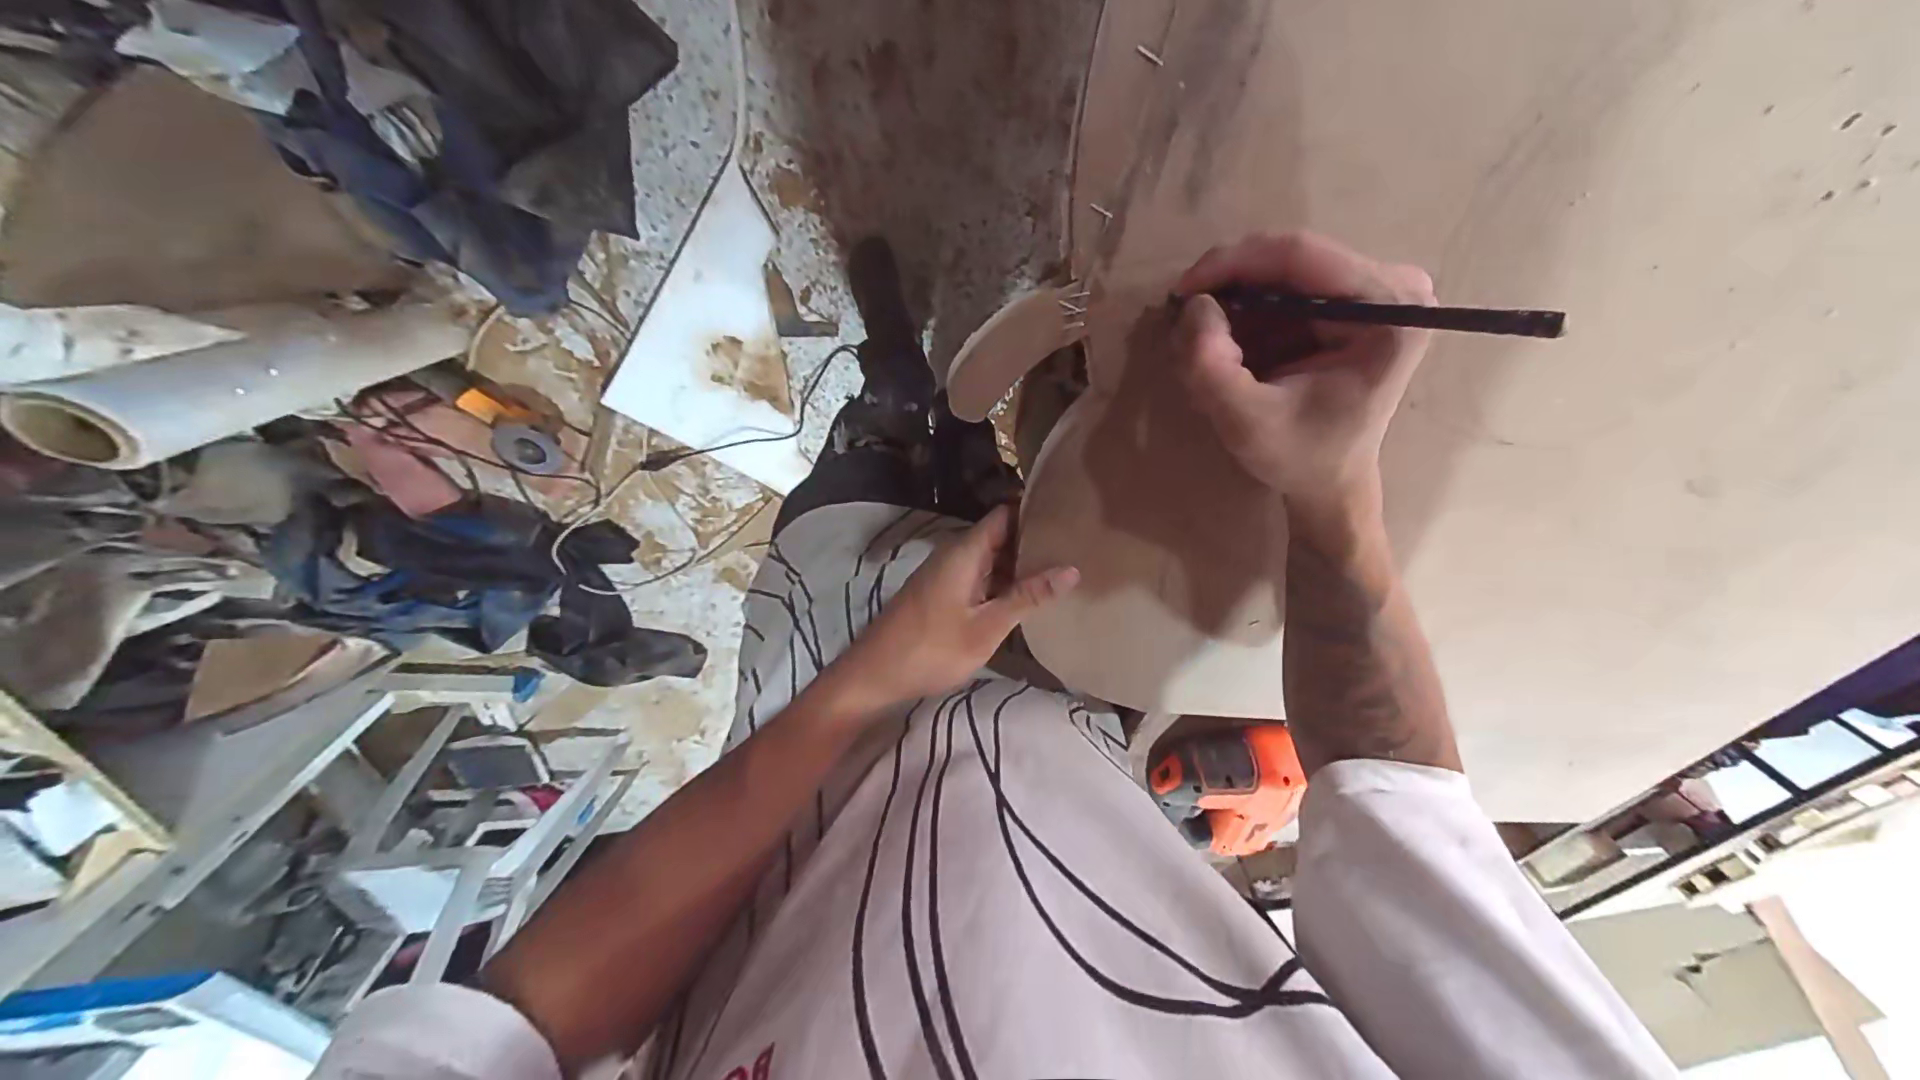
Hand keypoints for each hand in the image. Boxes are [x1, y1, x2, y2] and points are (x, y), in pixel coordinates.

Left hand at [824, 504, 1077, 714]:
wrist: (875, 674)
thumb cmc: (932, 649)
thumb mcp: (987, 626)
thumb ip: (1028, 596)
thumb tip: (1072, 569)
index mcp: (965, 551)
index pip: (1005, 514)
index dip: (1035, 511)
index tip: (1069, 515)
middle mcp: (954, 553)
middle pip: (1000, 534)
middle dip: (1033, 540)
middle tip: (1075, 547)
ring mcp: (946, 573)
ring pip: (990, 558)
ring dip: (1019, 564)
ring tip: (1061, 569)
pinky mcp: (942, 592)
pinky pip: (979, 576)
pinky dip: (1002, 581)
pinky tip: (1026, 596)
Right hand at [1173, 232, 1434, 513]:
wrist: (1329, 482)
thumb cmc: (1300, 458)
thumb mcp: (1246, 422)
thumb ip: (1211, 367)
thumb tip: (1191, 306)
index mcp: (1388, 308)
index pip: (1298, 255)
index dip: (1229, 264)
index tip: (1179, 295)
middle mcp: (1388, 284)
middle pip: (1284, 261)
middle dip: (1226, 294)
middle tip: (1187, 336)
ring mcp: (1367, 290)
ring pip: (1275, 275)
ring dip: (1230, 312)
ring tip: (1207, 360)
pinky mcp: (1343, 303)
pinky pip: (1278, 292)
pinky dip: (1242, 320)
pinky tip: (1228, 358)